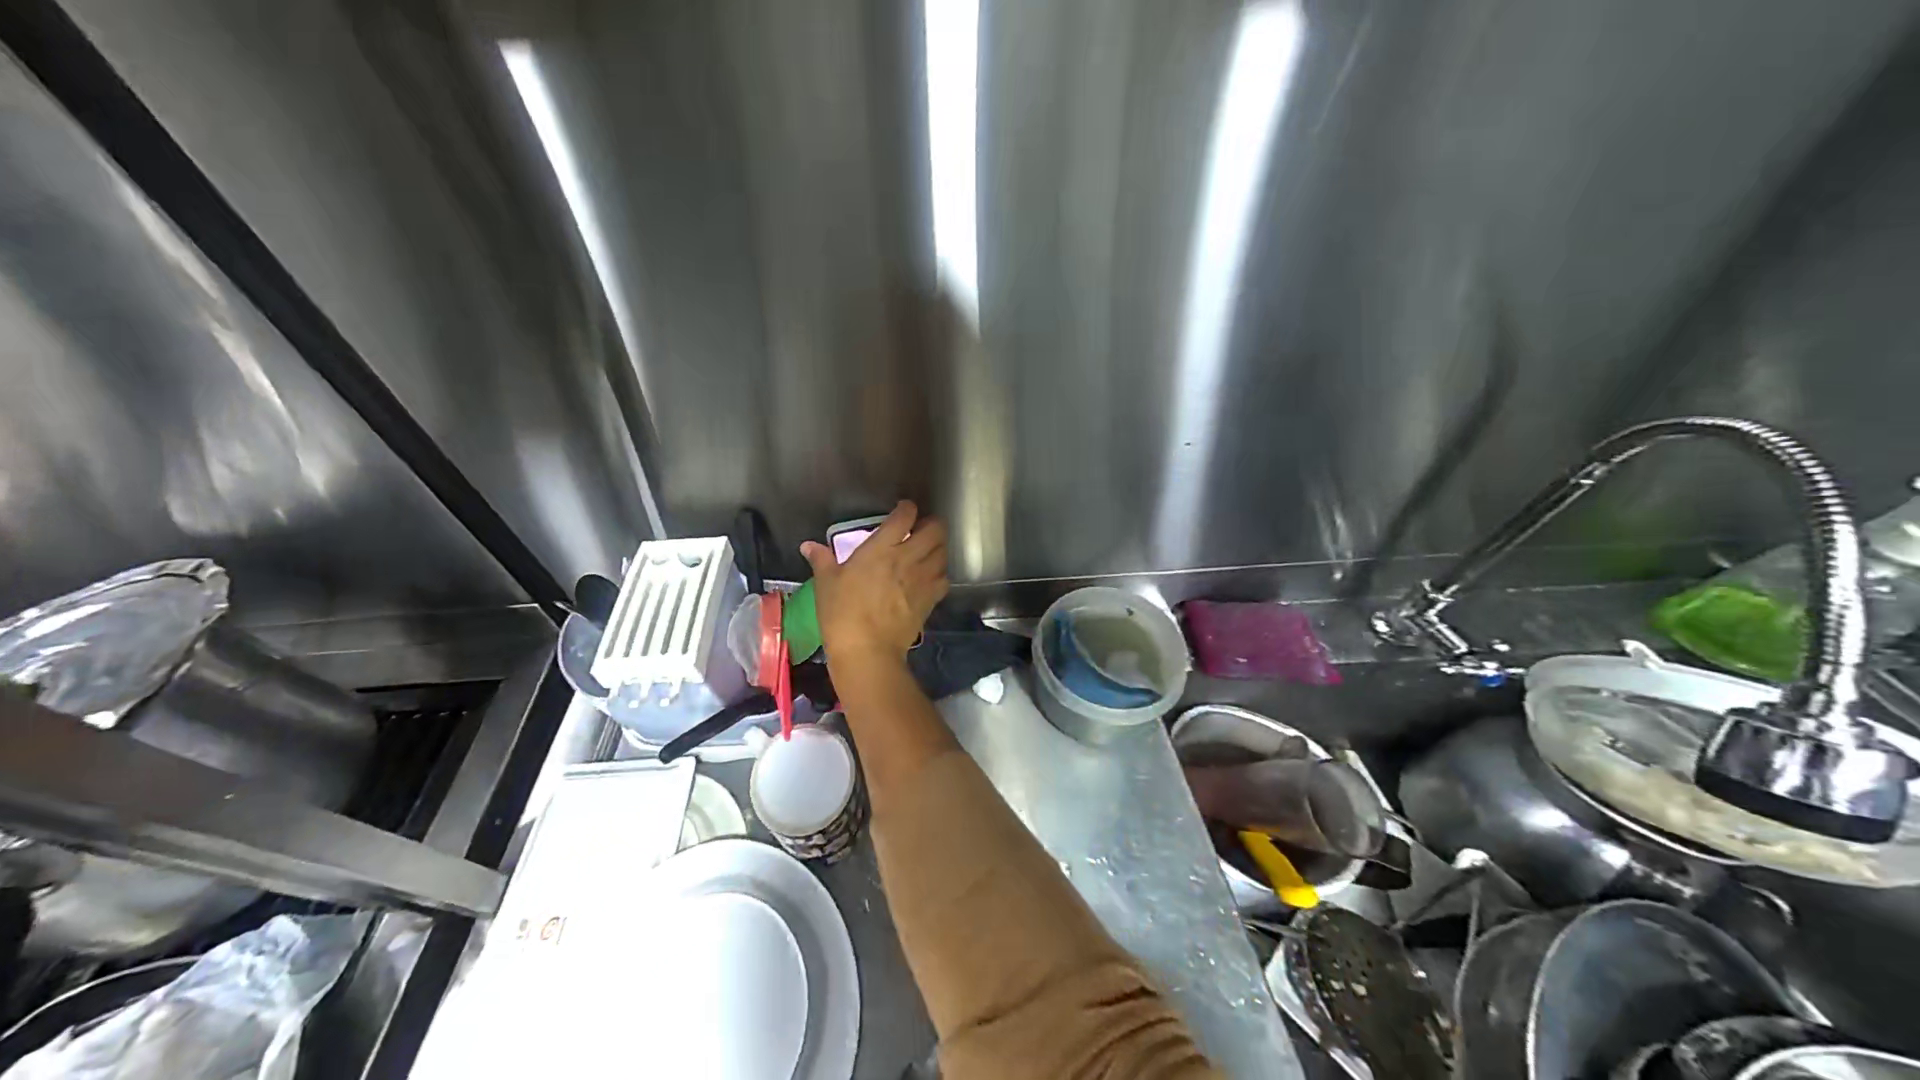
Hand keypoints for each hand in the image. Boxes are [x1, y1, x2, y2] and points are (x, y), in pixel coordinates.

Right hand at [801, 501, 948, 663]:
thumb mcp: (826, 583)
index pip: (904, 516)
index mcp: (881, 548)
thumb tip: (808, 546)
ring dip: (938, 547)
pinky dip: (940, 573)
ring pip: (943, 551)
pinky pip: (944, 578)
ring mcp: (923, 578)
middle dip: (930, 524)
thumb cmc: (842, 613)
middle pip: (935, 529)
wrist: (868, 650)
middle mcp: (908, 557)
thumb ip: (821, 560)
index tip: (903, 510)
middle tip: (919, 530)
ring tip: (926, 551)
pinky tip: (930, 577)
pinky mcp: (931, 599)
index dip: (907, 508)